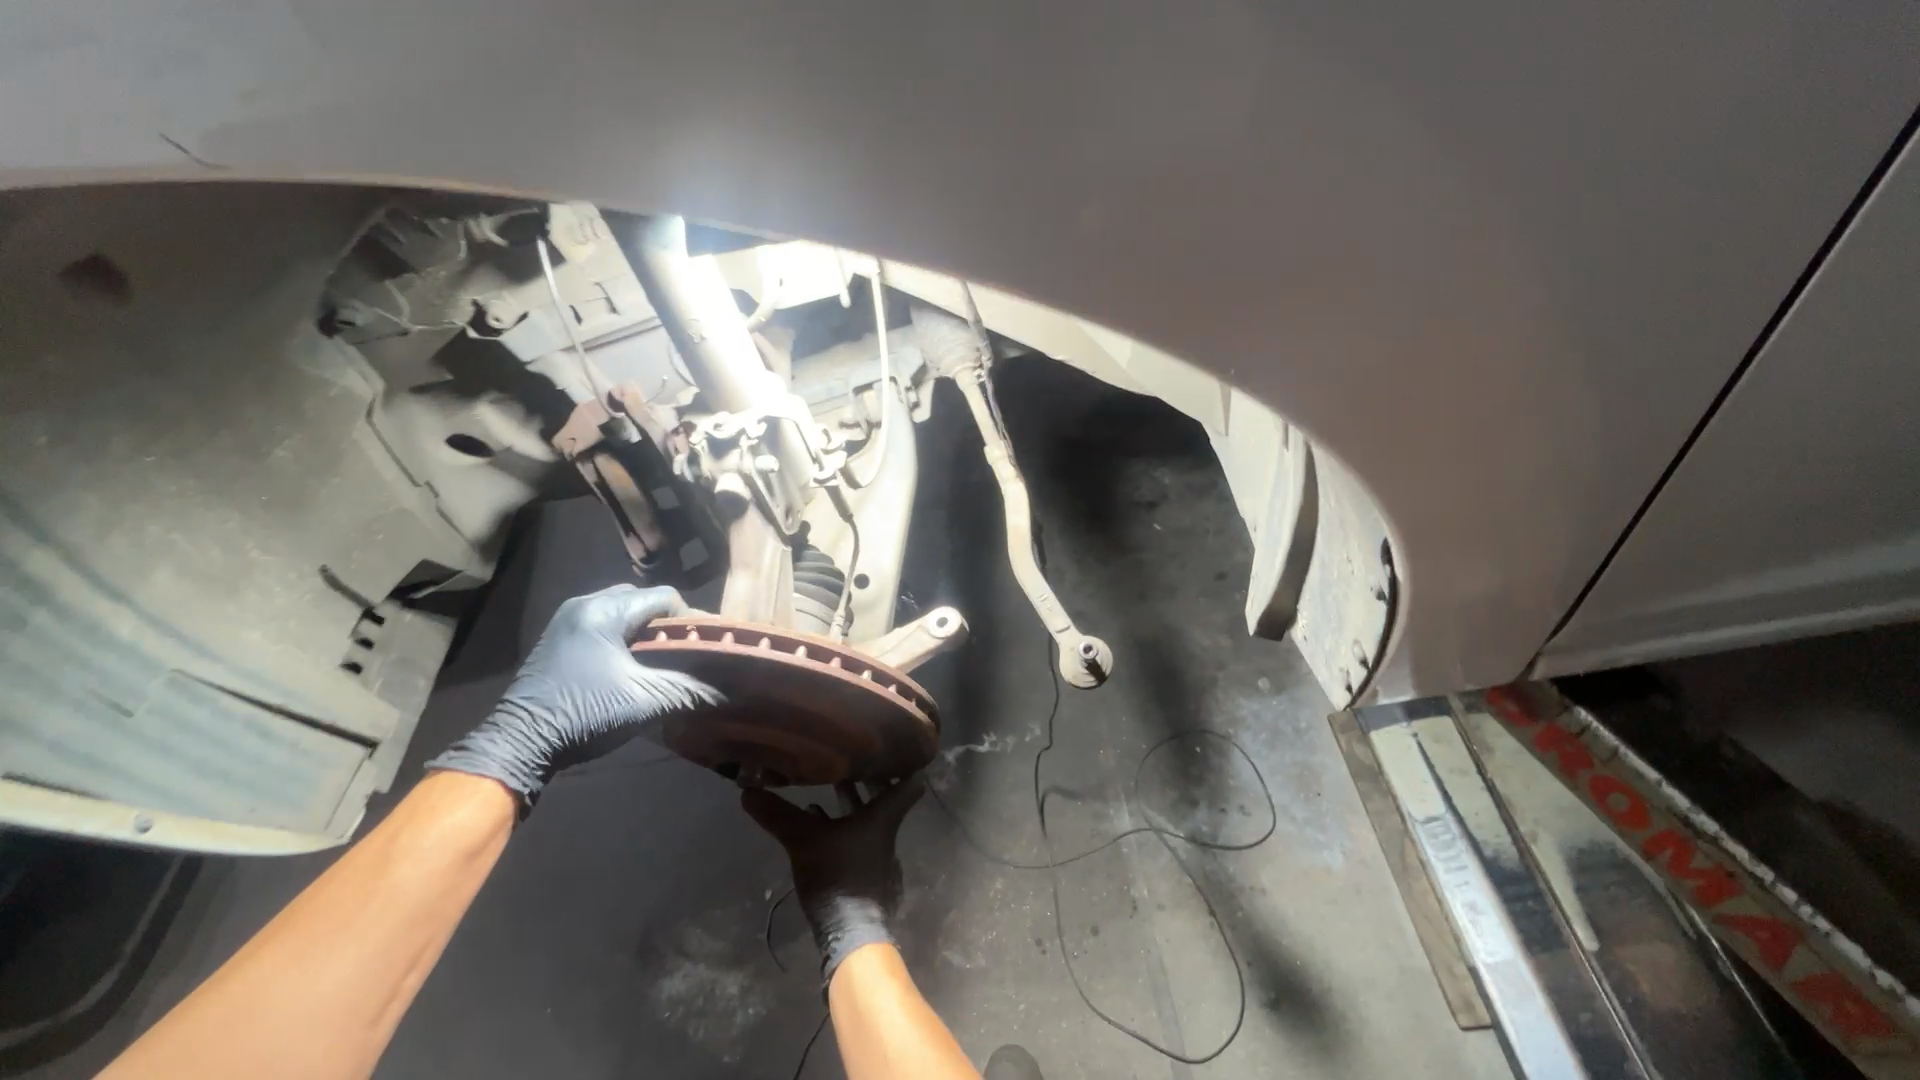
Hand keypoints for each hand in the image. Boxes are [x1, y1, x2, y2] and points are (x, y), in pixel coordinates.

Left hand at [428, 584, 719, 805]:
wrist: (519, 744)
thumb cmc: (583, 715)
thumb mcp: (644, 703)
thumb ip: (689, 690)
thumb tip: (729, 690)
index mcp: (605, 611)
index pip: (665, 597)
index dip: (692, 620)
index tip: (707, 646)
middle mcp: (584, 604)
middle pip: (643, 599)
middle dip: (668, 624)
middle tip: (687, 653)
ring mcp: (567, 619)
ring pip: (622, 610)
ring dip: (646, 630)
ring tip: (664, 660)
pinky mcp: (559, 637)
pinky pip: (603, 622)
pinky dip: (624, 636)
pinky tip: (633, 664)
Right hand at [743, 777, 924, 984]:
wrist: (852, 933)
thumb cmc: (838, 877)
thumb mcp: (803, 841)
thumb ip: (778, 815)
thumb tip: (746, 791)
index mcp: (884, 816)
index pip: (911, 783)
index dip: (907, 763)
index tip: (892, 746)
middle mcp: (887, 830)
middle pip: (886, 796)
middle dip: (868, 778)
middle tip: (849, 758)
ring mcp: (879, 853)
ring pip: (870, 817)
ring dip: (853, 802)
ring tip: (829, 787)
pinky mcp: (866, 871)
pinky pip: (858, 837)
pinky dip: (843, 826)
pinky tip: (818, 824)